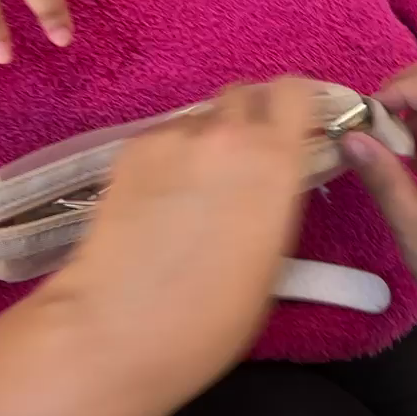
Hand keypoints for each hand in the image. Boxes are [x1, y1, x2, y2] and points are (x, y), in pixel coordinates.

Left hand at [38, 80, 317, 392]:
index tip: (295, 124)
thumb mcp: (272, 257)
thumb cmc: (212, 316)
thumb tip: (273, 175)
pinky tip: (158, 196)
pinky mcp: (133, 144)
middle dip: (250, 117)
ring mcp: (175, 135)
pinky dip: (171, 154)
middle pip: (246, 94)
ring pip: (202, 117)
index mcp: (274, 161)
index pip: (295, 90)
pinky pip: (166, 135)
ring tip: (193, 187)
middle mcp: (228, 134)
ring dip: (208, 139)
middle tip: (244, 158)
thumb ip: (276, 196)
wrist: (119, 325)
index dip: (297, 103)